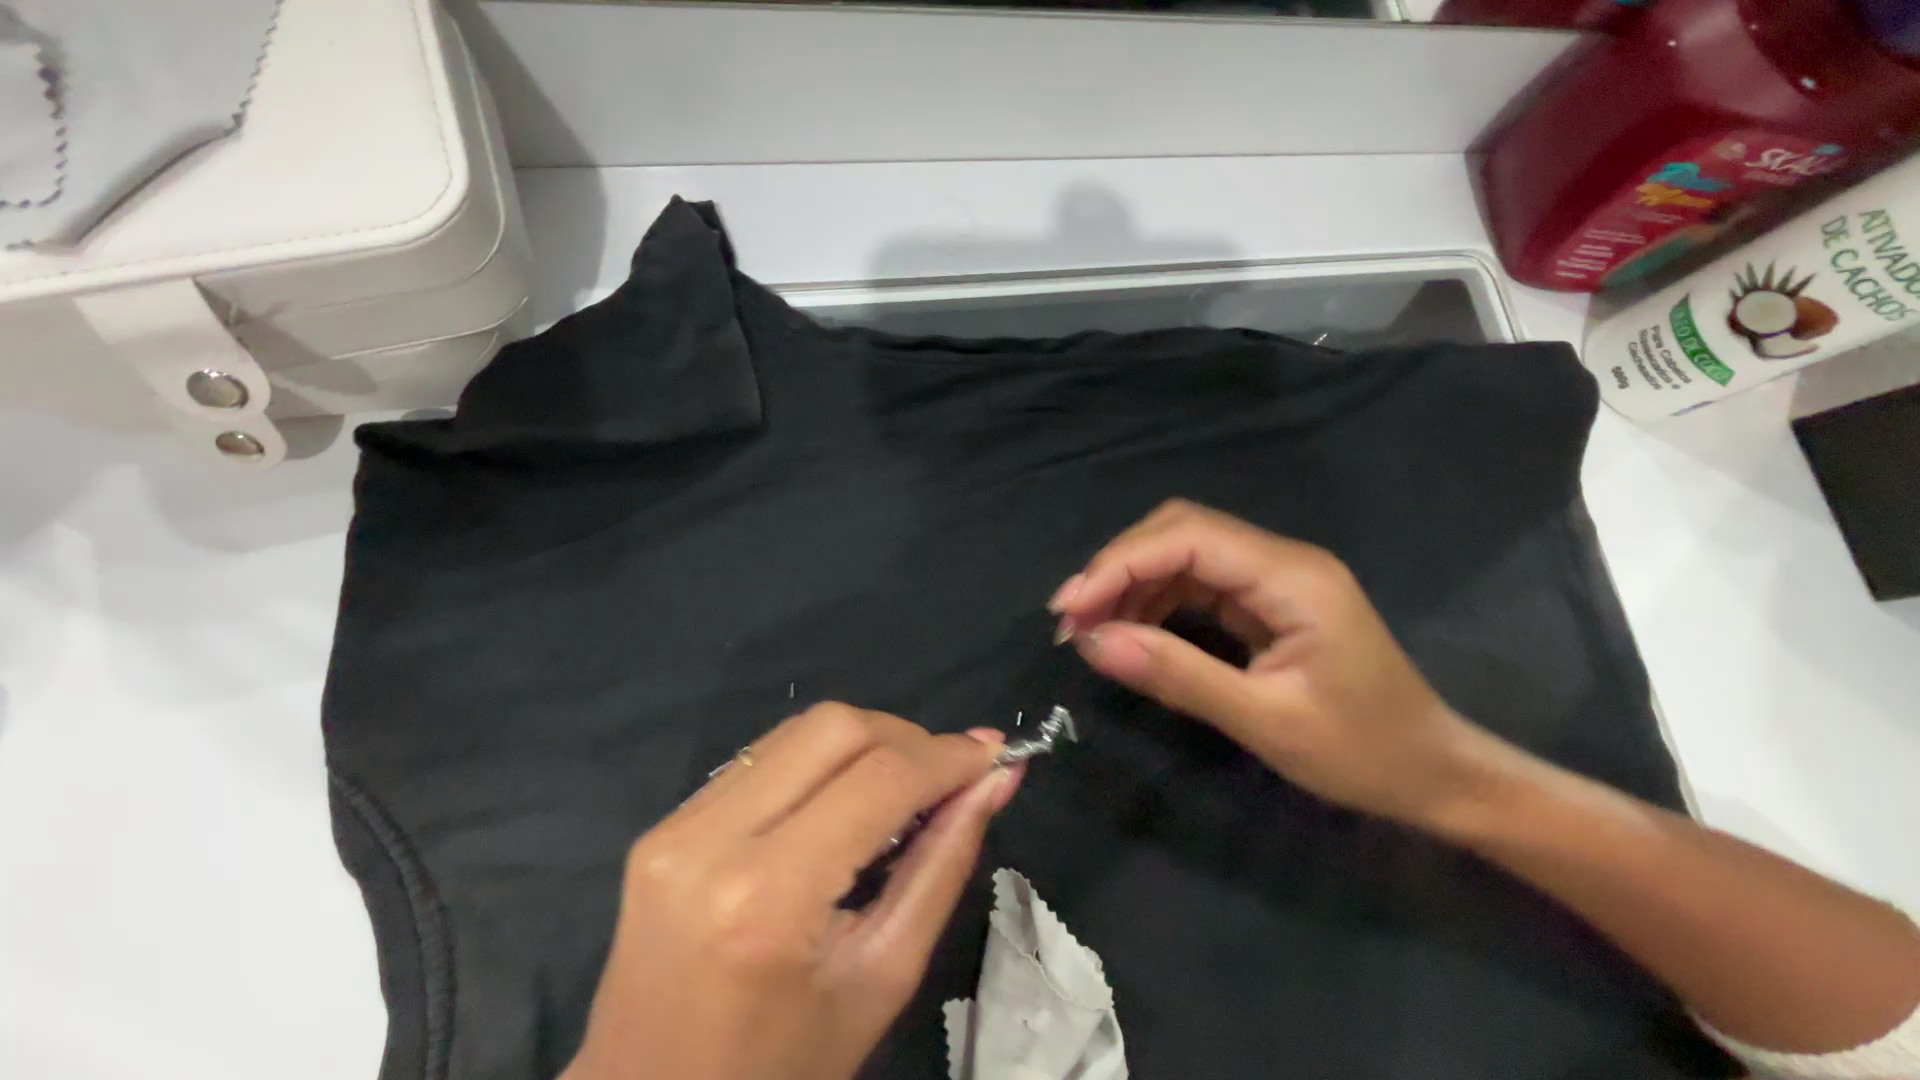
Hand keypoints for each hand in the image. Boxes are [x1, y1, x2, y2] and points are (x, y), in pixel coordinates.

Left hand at [561, 703, 1020, 1079]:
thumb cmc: (786, 1063)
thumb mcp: (884, 975)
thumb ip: (942, 864)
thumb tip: (995, 781)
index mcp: (769, 896)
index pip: (880, 779)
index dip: (948, 758)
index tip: (995, 758)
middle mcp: (711, 839)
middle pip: (832, 728)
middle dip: (907, 738)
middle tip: (950, 778)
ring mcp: (676, 826)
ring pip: (795, 732)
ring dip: (864, 743)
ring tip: (904, 790)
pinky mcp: (663, 824)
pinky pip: (760, 760)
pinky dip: (818, 763)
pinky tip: (844, 803)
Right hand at [1049, 499, 1511, 826]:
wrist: (1433, 773)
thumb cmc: (1362, 753)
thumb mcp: (1265, 721)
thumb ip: (1178, 675)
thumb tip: (1093, 643)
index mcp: (1293, 578)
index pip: (1187, 538)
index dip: (1119, 564)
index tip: (1069, 609)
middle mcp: (1283, 561)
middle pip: (1181, 530)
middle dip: (1119, 567)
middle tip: (1072, 620)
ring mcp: (1277, 578)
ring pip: (1184, 553)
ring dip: (1131, 583)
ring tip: (1090, 630)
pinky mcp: (1268, 601)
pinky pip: (1198, 582)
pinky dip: (1155, 601)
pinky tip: (1131, 631)